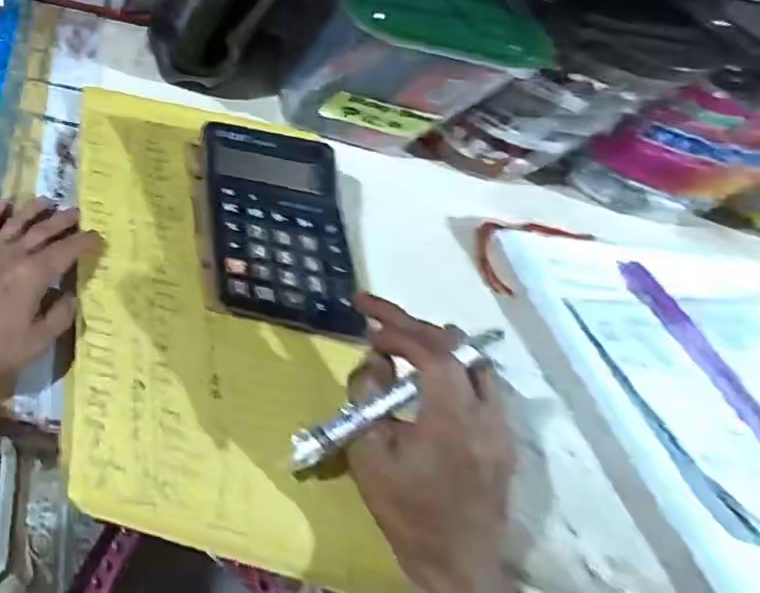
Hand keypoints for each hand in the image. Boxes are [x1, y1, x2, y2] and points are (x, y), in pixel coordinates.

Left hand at [0, 198, 100, 391]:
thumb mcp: (38, 340)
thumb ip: (59, 315)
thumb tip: (71, 295)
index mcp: (34, 274)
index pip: (65, 252)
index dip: (83, 243)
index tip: (98, 236)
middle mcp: (13, 255)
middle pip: (42, 232)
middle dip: (61, 221)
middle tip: (77, 212)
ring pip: (15, 223)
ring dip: (32, 210)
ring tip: (47, 201)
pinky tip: (4, 203)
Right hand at [347, 294, 514, 592]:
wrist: (453, 560)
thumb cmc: (401, 504)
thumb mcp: (366, 447)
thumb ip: (369, 396)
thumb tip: (377, 360)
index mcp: (453, 425)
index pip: (437, 358)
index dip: (399, 333)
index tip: (365, 329)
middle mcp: (488, 424)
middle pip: (460, 354)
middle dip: (412, 325)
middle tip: (370, 308)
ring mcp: (502, 435)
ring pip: (478, 368)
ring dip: (436, 342)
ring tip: (397, 330)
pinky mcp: (501, 444)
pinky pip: (483, 388)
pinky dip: (451, 365)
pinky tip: (423, 366)